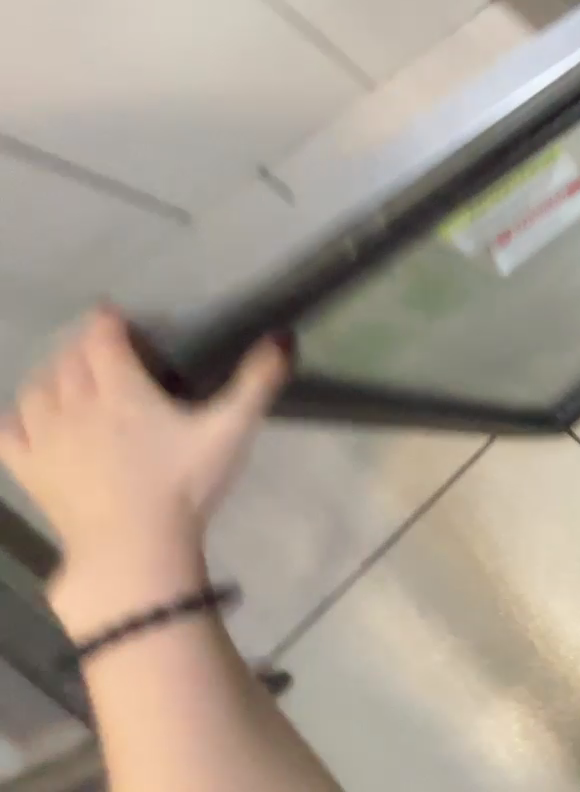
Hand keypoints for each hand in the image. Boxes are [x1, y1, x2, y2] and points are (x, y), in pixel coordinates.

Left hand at [0, 308, 287, 630]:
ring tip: (67, 369)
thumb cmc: (187, 480)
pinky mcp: (27, 466)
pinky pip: (7, 429)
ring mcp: (43, 438)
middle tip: (100, 338)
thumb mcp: (235, 428)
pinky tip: (26, 412)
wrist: (133, 541)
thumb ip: (258, 381)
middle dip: (81, 344)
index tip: (111, 309)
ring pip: (35, 390)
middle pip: (67, 362)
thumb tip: (282, 336)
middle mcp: (74, 406)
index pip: (103, 343)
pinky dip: (15, 412)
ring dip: (50, 372)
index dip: (106, 322)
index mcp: (122, 393)